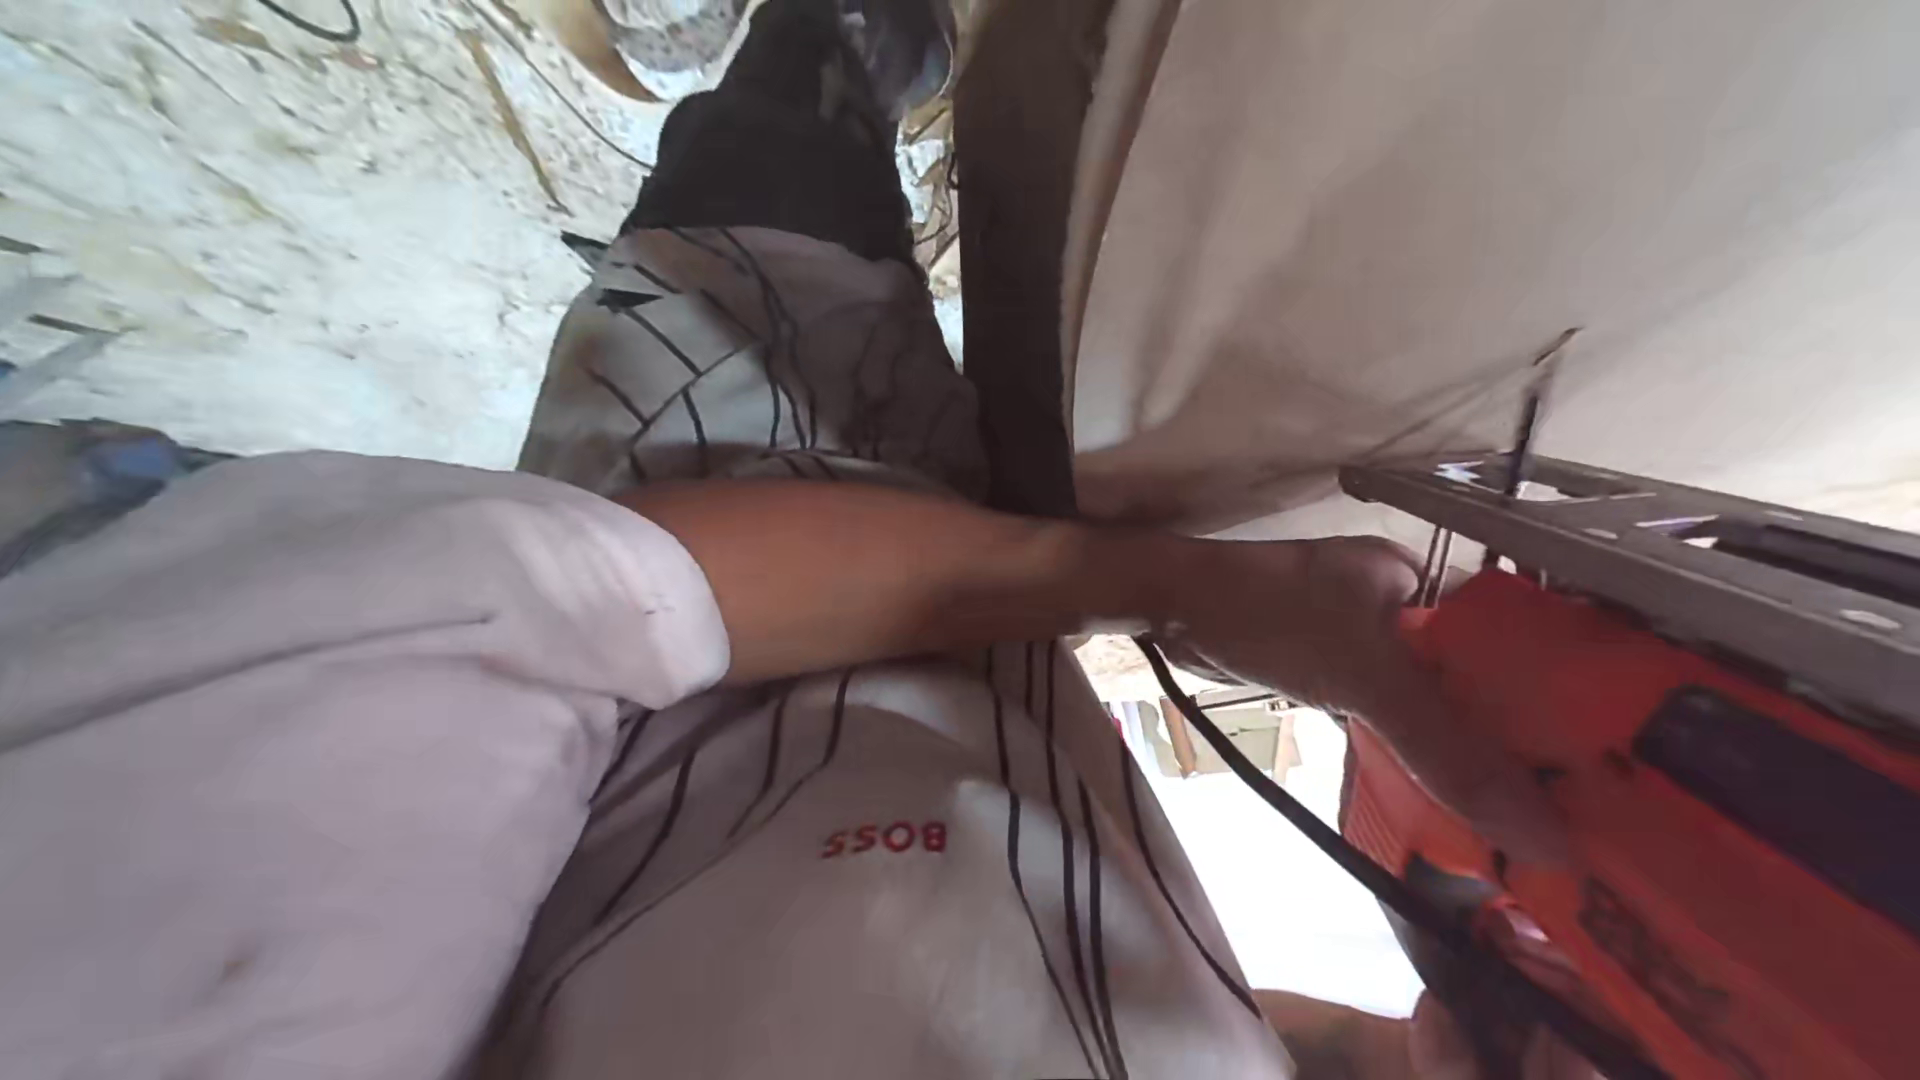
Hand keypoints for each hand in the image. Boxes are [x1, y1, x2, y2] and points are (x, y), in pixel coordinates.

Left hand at [1159, 536, 1566, 863]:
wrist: (1172, 608)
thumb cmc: (1266, 614)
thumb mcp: (1363, 673)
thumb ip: (1443, 745)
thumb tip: (1544, 835)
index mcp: (1420, 582)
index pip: (1515, 644)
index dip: (1565, 704)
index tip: (1617, 771)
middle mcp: (1397, 608)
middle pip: (1473, 679)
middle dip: (1513, 739)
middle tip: (1583, 815)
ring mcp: (1359, 639)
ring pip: (1426, 701)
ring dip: (1460, 750)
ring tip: (1531, 821)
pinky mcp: (1327, 669)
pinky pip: (1384, 713)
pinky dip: (1409, 748)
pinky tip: (1448, 795)